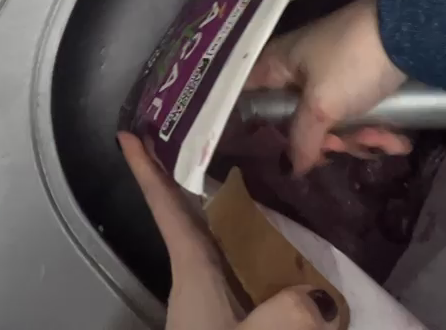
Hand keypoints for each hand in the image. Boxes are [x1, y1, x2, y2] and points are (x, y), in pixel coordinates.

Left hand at [117, 133, 341, 328]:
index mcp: (191, 274)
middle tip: (215, 135)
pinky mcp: (238, 319)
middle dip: (203, 180)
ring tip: (261, 178)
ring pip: (228, 245)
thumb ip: (284, 319)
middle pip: (199, 218)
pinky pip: (251, 275)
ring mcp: (218, 304)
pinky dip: (265, 255)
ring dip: (242, 218)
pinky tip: (291, 250)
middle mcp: (199, 281)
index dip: (145, 170)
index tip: (127, 133)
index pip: (166, 209)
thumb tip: (318, 293)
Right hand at [244, 0, 410, 173]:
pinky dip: (375, 130)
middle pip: (298, 121)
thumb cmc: (349, 62)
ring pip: (332, 123)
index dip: (256, 127)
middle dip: (328, 141)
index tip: (274, 155)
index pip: (249, 97)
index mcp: (276, 65)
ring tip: (386, 140)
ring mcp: (329, 77)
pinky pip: (356, 116)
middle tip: (345, 146)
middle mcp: (297, 70)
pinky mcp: (358, 82)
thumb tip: (291, 169)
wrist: (405, 32)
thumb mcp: (321, 105)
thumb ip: (301, 139)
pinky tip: (397, 140)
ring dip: (360, 139)